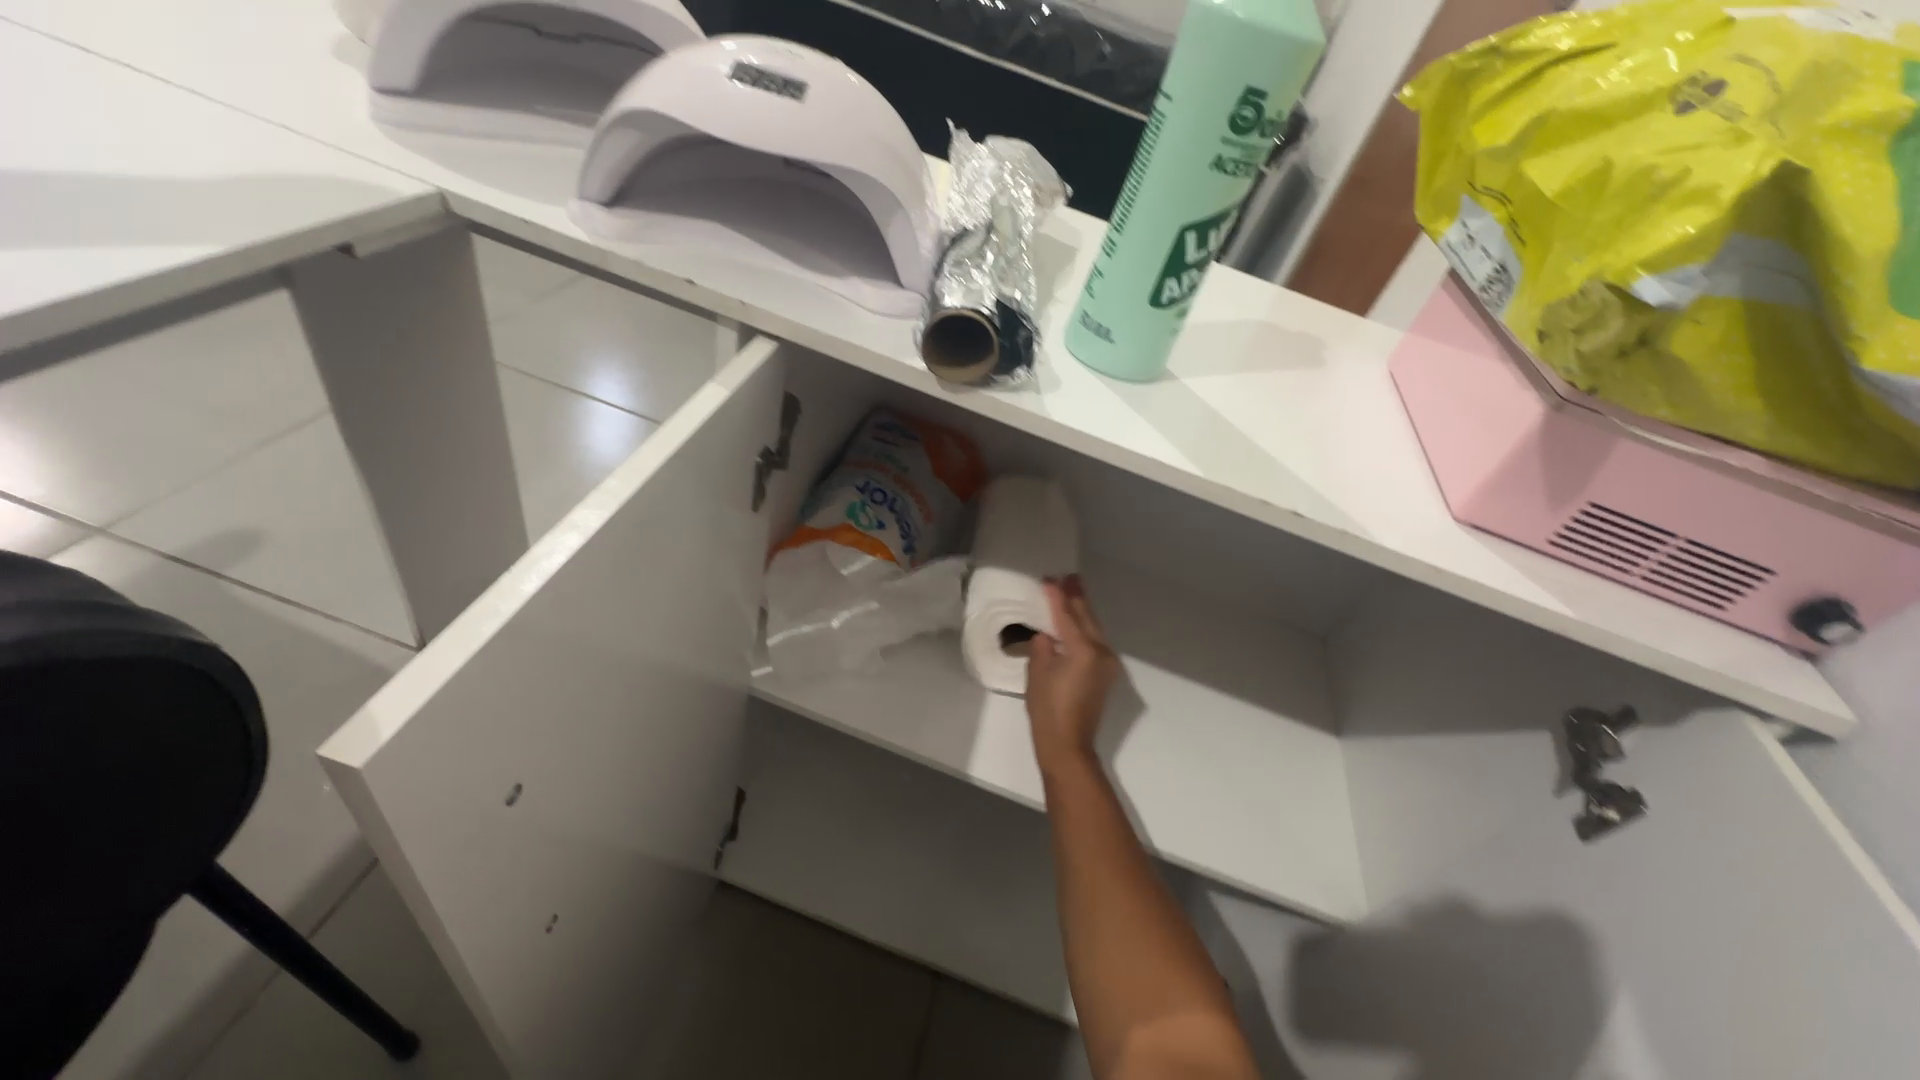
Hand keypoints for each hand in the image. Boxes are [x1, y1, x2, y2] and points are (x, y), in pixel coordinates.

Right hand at [1026, 574, 1119, 772]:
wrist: (1068, 744)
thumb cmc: (1047, 710)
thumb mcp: (1037, 673)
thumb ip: (1043, 647)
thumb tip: (1048, 636)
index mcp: (1082, 650)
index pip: (1067, 616)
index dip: (1057, 596)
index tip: (1050, 579)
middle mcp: (1101, 652)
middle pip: (1087, 618)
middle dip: (1077, 598)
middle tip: (1069, 577)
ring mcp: (1107, 664)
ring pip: (1095, 629)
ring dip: (1083, 612)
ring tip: (1073, 593)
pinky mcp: (1106, 674)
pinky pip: (1096, 642)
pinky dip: (1086, 629)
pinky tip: (1077, 623)